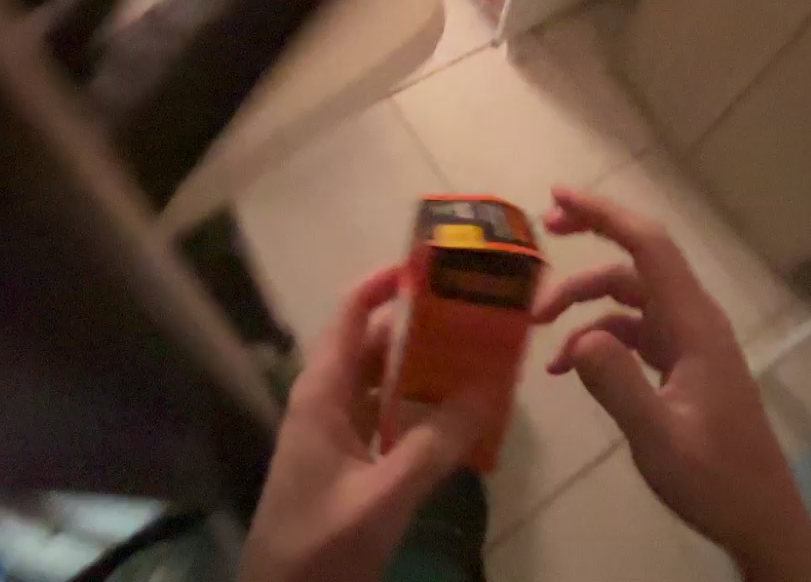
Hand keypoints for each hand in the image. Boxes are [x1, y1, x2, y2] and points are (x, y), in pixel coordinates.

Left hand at [239, 265, 489, 581]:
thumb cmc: (320, 544)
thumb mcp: (383, 496)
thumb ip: (434, 444)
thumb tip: (489, 390)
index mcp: (323, 390)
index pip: (352, 311)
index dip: (387, 281)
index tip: (436, 267)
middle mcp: (326, 396)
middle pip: (374, 341)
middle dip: (421, 325)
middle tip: (475, 315)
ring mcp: (333, 426)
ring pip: (381, 377)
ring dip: (422, 365)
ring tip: (475, 355)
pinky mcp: (344, 455)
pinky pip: (383, 411)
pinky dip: (416, 402)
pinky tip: (454, 411)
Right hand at [535, 188, 810, 581]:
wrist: (761, 520)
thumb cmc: (715, 480)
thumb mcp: (660, 440)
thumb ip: (618, 386)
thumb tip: (576, 339)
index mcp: (693, 323)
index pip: (648, 245)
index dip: (604, 213)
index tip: (559, 196)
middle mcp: (690, 318)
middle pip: (636, 257)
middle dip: (591, 235)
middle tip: (545, 229)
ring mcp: (685, 338)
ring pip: (626, 294)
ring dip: (582, 299)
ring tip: (537, 320)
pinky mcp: (678, 360)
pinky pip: (629, 329)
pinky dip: (594, 335)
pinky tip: (564, 365)